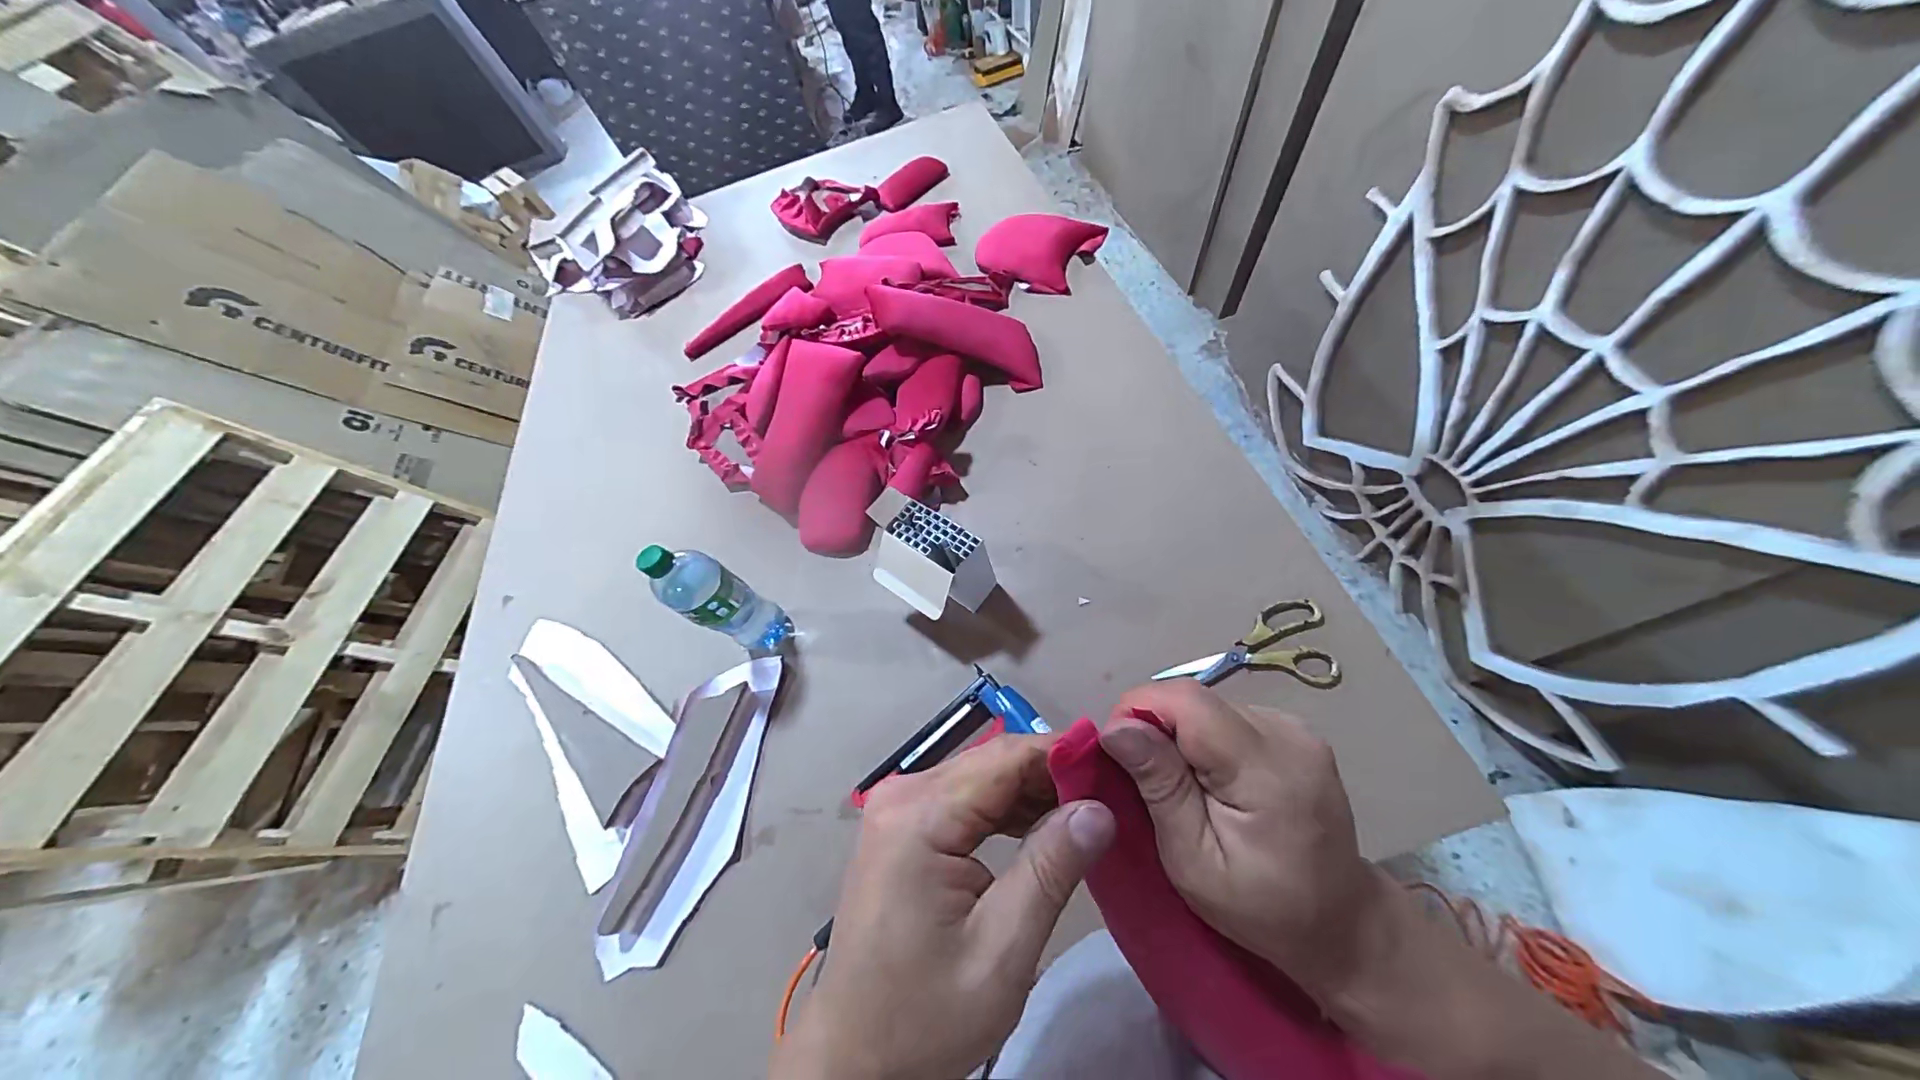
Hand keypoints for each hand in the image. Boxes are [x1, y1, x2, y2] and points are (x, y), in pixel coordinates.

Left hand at [770, 734, 1115, 1079]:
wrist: (855, 1055)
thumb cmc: (926, 1014)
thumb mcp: (1002, 950)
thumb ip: (1050, 868)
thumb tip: (1100, 807)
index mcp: (918, 815)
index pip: (1005, 757)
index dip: (1064, 754)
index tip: (1117, 769)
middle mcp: (901, 795)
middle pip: (992, 762)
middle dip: (1052, 774)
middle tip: (1110, 796)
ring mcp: (896, 809)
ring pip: (980, 778)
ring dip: (1031, 792)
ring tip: (1086, 814)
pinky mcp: (901, 828)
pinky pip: (962, 800)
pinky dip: (1004, 809)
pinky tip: (1040, 829)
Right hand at [1098, 680, 1382, 992]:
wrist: (1340, 922)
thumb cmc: (1261, 906)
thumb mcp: (1194, 860)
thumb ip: (1160, 787)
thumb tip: (1116, 727)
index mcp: (1266, 766)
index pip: (1186, 701)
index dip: (1138, 711)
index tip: (1115, 753)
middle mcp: (1285, 731)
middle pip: (1195, 699)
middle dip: (1153, 725)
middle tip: (1139, 777)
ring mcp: (1294, 727)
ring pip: (1207, 704)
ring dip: (1177, 733)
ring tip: (1176, 783)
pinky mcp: (1292, 730)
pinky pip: (1226, 715)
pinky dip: (1202, 737)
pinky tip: (1207, 777)